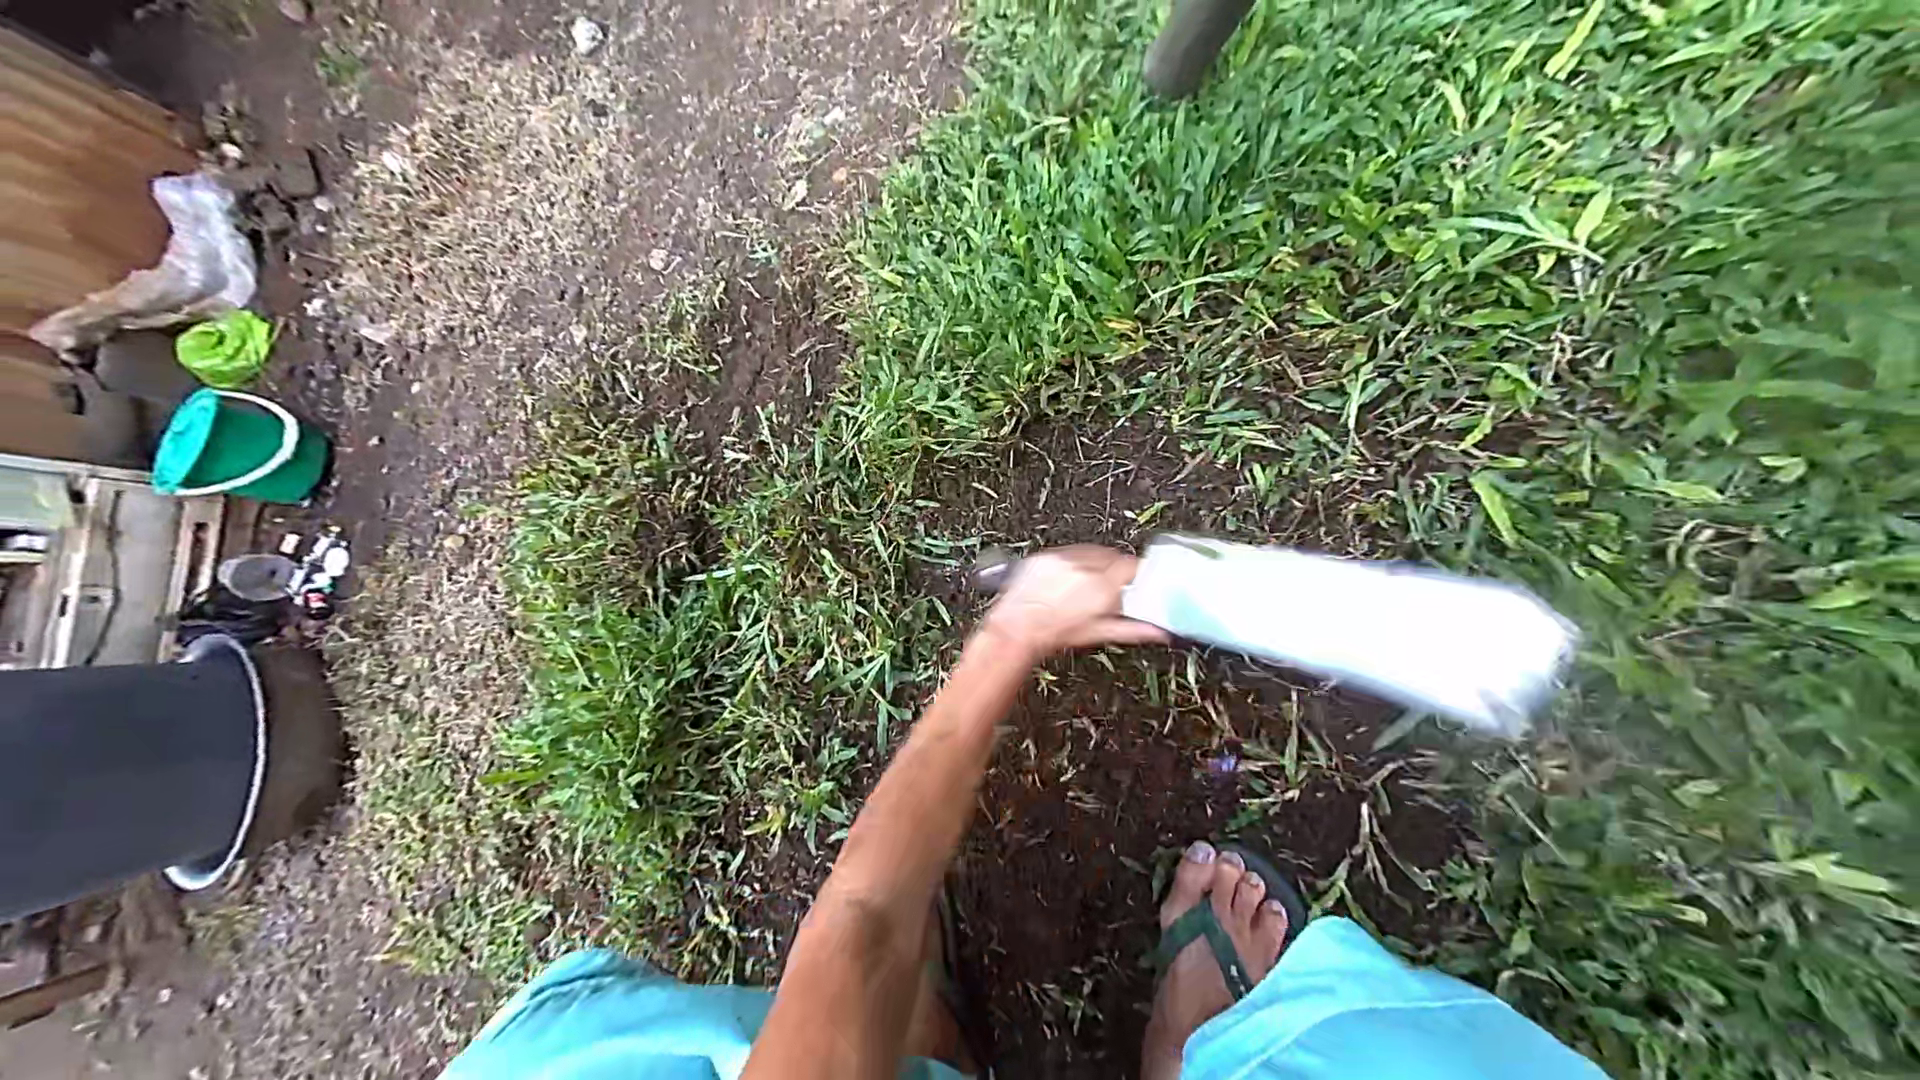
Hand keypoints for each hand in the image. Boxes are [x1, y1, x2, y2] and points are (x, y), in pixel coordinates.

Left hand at [979, 545, 1168, 659]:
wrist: (1017, 628)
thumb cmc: (1054, 634)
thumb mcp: (1098, 633)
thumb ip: (1133, 629)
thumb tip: (1160, 631)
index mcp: (1101, 587)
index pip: (1132, 566)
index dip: (1137, 572)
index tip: (1138, 579)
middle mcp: (1083, 568)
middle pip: (1114, 557)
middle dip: (1117, 568)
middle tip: (1113, 585)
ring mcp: (1062, 560)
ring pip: (1092, 552)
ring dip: (1097, 562)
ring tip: (1089, 583)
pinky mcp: (1045, 556)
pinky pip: (1069, 552)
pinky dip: (1074, 561)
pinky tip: (1069, 578)